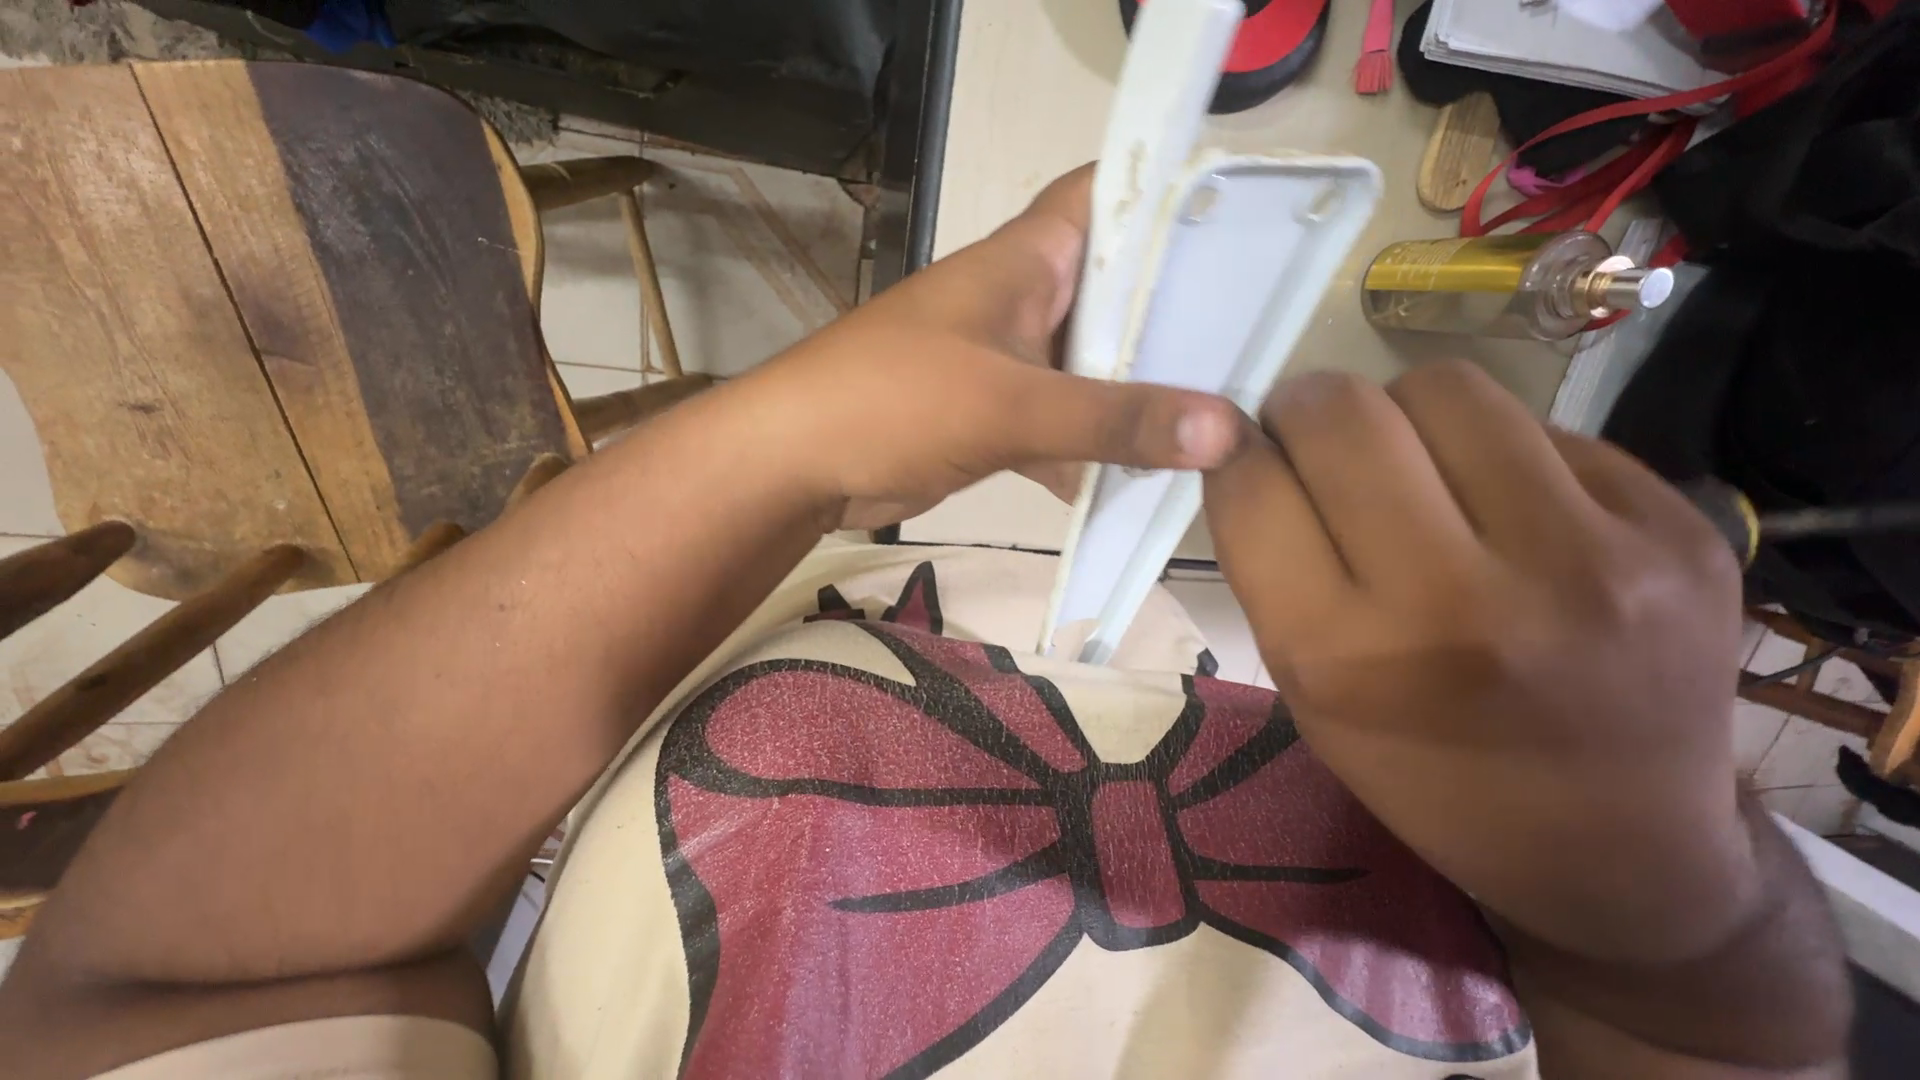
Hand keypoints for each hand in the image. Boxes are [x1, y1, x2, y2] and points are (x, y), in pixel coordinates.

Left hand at [721, 168, 1243, 528]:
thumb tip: (1227, 430)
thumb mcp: (1011, 405)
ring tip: (1224, 418)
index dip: (1175, 202)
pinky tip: (1145, 480)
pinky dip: (1096, 447)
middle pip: (1119, 292)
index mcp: (1028, 259)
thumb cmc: (893, 401)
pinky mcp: (994, 415)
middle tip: (1259, 352)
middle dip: (1180, 319)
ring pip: (1094, 365)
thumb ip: (1115, 418)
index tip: (1249, 237)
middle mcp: (1025, 298)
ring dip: (1142, 394)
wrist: (795, 463)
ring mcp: (1008, 359)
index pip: (1113, 195)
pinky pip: (1064, 422)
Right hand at [1205, 361, 1756, 964]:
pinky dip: (1495, 451)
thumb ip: (1273, 567)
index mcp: (1345, 659)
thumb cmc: (1425, 772)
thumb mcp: (1309, 693)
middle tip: (1316, 441)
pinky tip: (1509, 509)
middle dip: (1304, 410)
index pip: (1251, 487)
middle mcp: (1459, 603)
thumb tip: (1256, 442)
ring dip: (1400, 413)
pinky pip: (1539, 426)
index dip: (1234, 456)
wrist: (1616, 845)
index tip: (1249, 459)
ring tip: (1416, 465)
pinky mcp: (1676, 529)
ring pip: (1442, 387)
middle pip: (1340, 414)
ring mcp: (1587, 559)